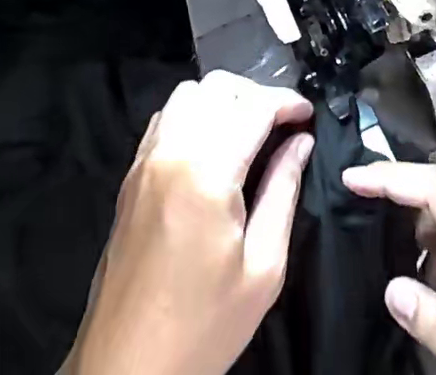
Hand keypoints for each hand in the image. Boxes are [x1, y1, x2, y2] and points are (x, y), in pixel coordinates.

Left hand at [65, 72, 314, 374]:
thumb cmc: (203, 325)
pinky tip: (214, 142)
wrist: (127, 364)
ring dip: (224, 99)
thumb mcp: (263, 267)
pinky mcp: (131, 173)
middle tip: (283, 124)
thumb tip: (300, 143)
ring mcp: (145, 160)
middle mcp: (171, 152)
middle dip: (257, 94)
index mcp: (206, 173)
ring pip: (188, 93)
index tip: (307, 115)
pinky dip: (195, 112)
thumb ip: (283, 191)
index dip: (287, 102)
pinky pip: (166, 116)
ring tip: (251, 129)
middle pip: (218, 87)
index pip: (252, 106)